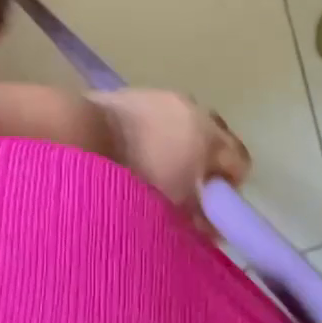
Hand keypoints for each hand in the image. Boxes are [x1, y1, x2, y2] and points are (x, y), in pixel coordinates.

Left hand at [90, 89, 250, 224]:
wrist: (81, 135)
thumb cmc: (135, 177)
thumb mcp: (173, 209)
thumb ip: (199, 221)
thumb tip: (211, 229)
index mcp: (210, 135)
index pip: (240, 160)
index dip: (231, 186)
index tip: (213, 205)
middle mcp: (192, 108)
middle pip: (215, 136)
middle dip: (207, 160)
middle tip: (188, 186)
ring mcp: (161, 95)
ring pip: (184, 121)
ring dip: (179, 141)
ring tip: (158, 167)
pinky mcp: (132, 92)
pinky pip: (157, 114)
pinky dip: (155, 131)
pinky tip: (135, 150)